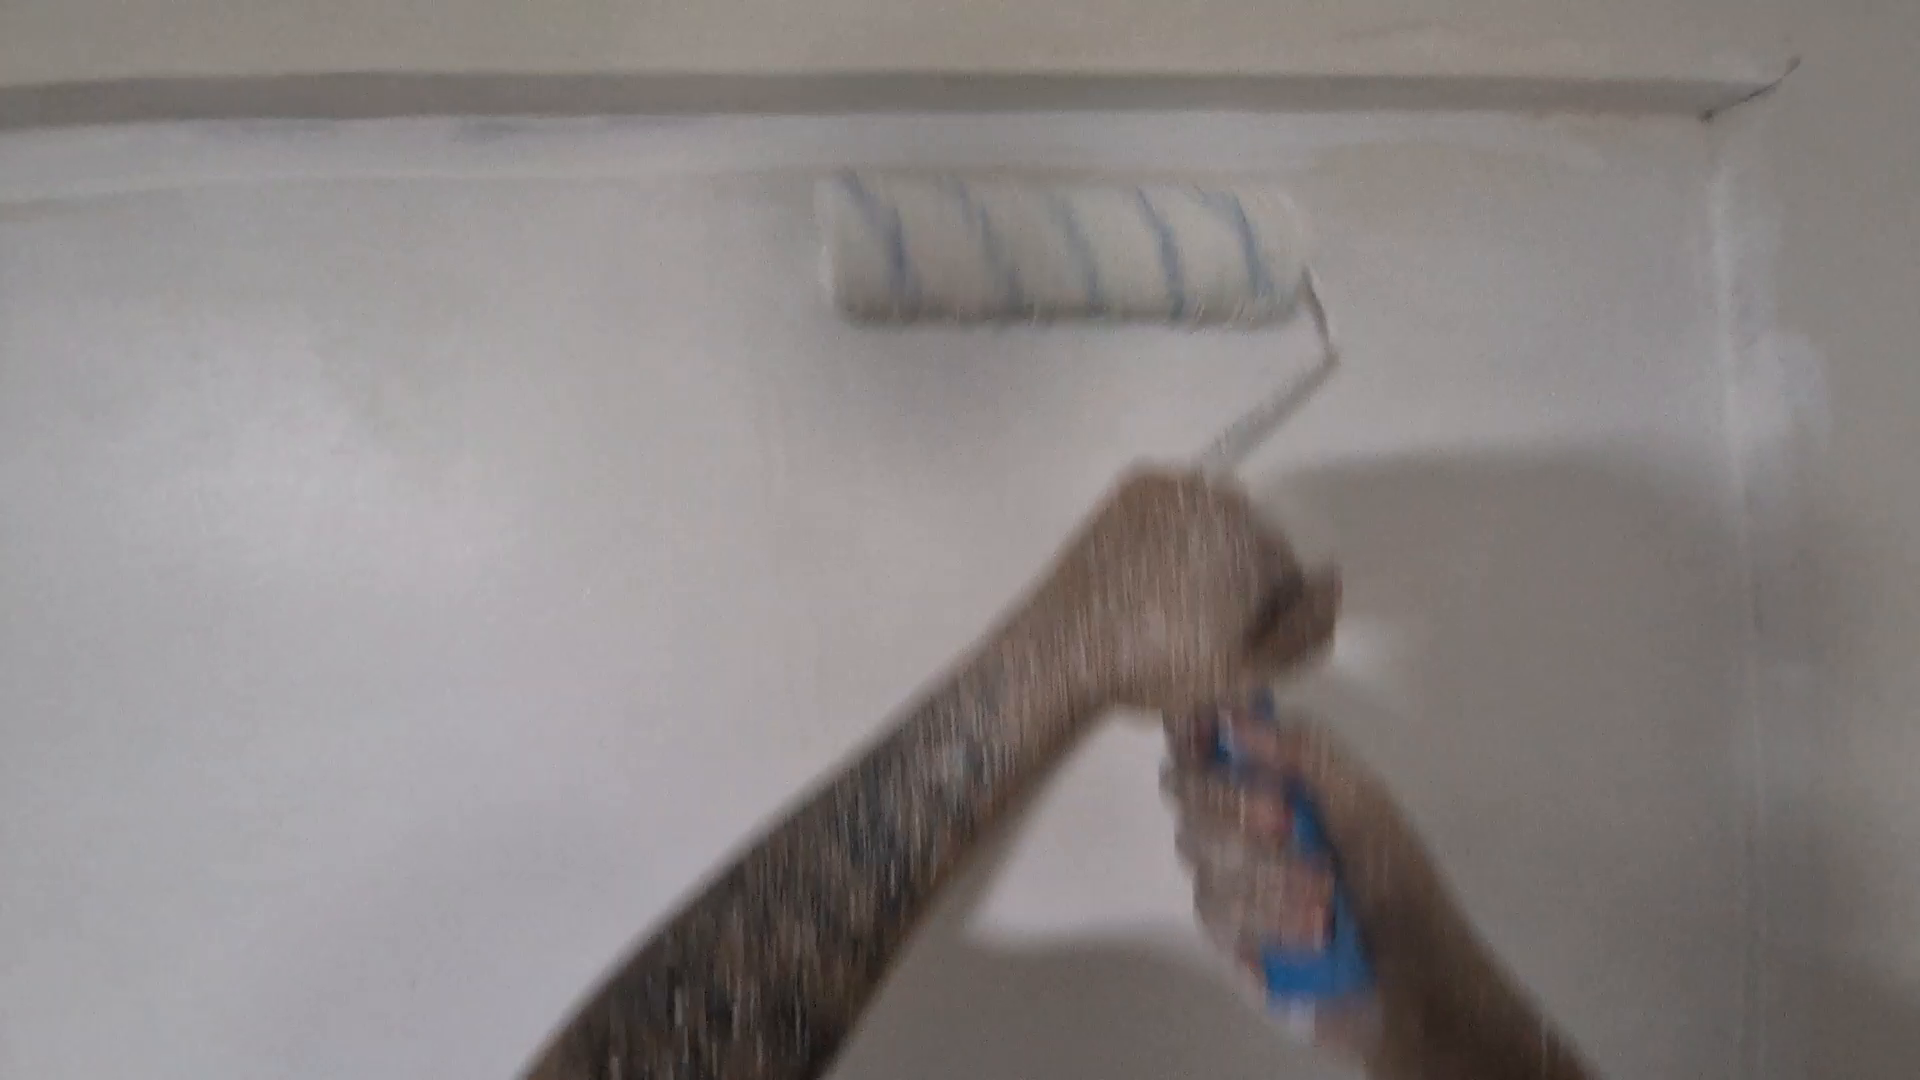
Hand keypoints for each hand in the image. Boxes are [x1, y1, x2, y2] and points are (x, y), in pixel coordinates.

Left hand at [1039, 467, 1338, 716]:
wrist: (1065, 646)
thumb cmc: (1156, 667)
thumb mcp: (1246, 673)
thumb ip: (1307, 628)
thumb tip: (1331, 576)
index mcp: (1253, 548)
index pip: (1287, 573)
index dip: (1263, 612)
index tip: (1224, 637)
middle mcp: (1220, 502)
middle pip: (1255, 539)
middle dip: (1237, 574)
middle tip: (1193, 616)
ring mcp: (1175, 486)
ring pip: (1219, 518)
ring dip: (1209, 546)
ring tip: (1168, 590)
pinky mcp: (1137, 485)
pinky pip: (1181, 502)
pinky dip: (1176, 526)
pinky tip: (1149, 564)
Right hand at [1164, 708, 1595, 1078]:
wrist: (1418, 978)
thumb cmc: (1393, 877)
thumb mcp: (1363, 802)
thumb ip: (1304, 753)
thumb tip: (1235, 720)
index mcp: (1257, 772)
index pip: (1195, 733)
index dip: (1191, 727)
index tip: (1214, 737)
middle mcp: (1225, 814)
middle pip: (1181, 787)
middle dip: (1232, 806)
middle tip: (1290, 826)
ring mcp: (1218, 871)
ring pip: (1197, 851)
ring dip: (1265, 873)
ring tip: (1326, 903)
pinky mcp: (1222, 929)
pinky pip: (1215, 912)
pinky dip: (1268, 920)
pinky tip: (1311, 935)